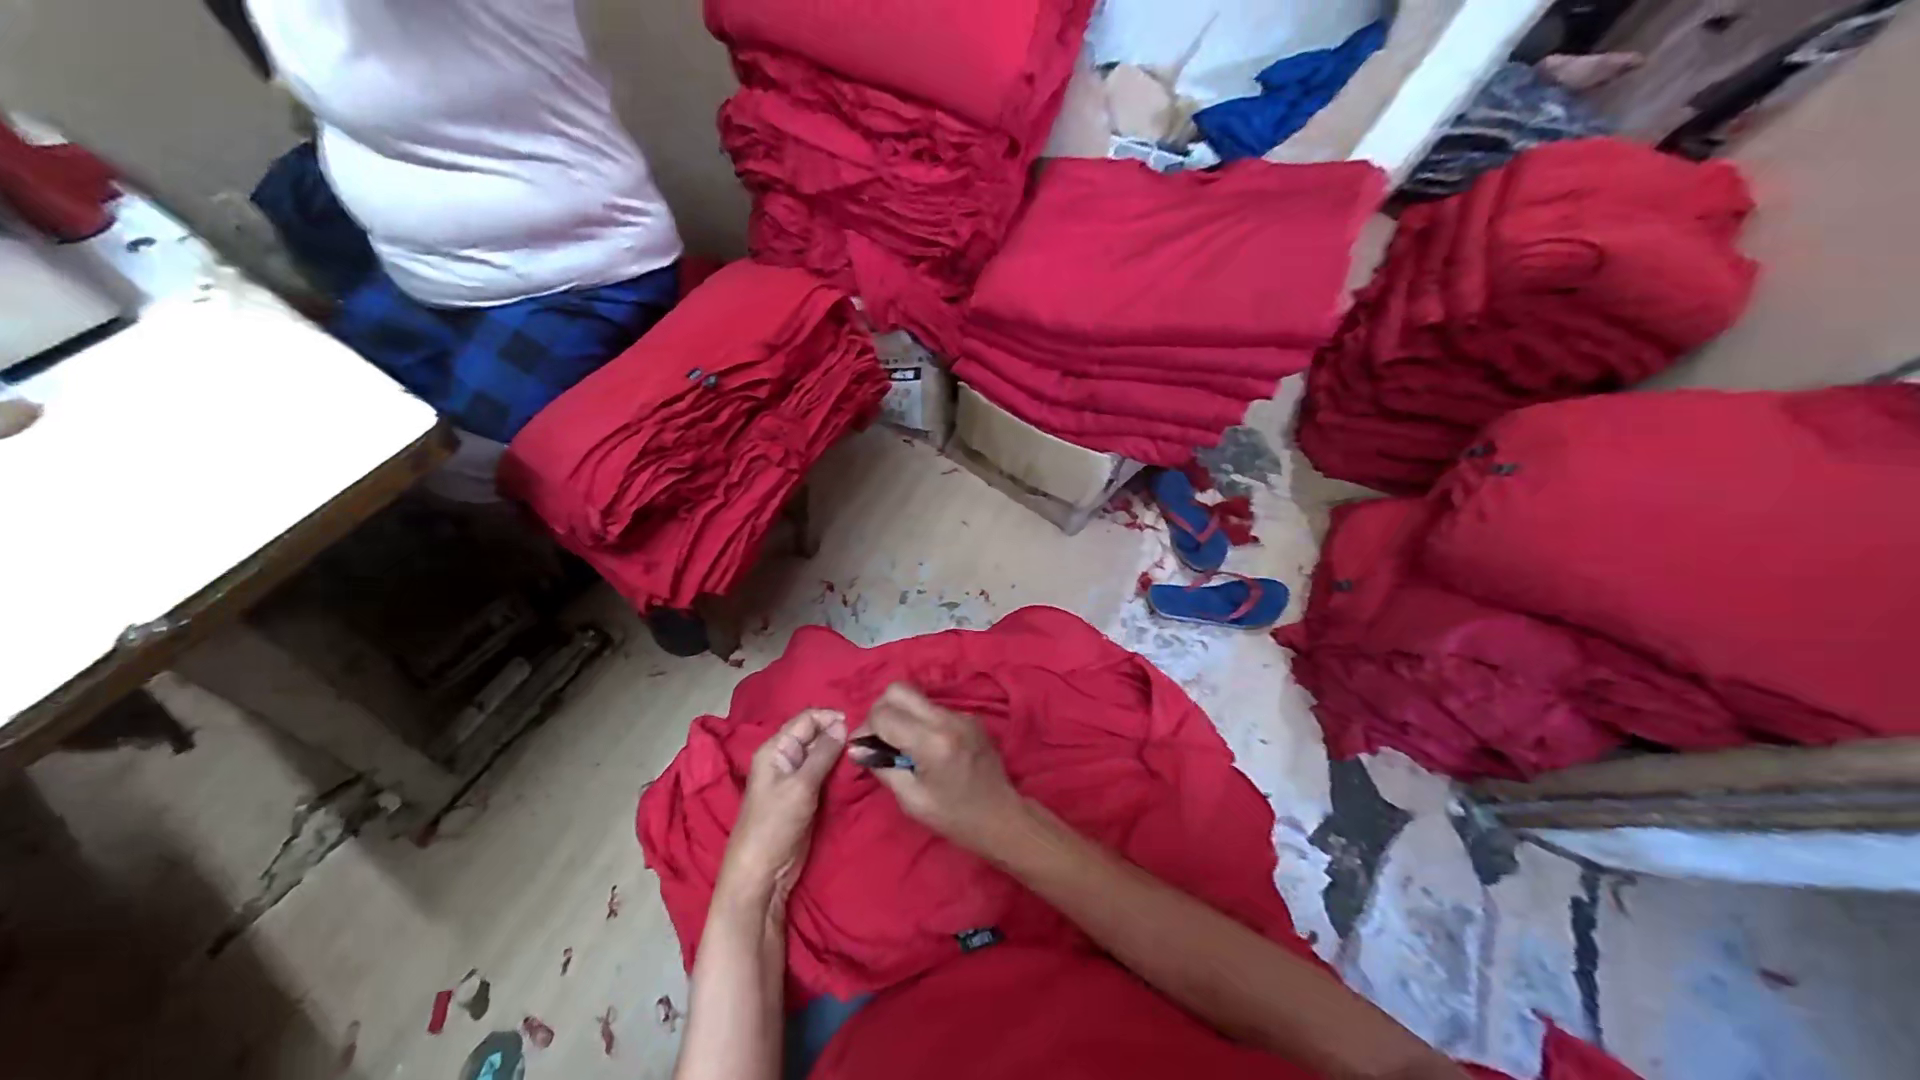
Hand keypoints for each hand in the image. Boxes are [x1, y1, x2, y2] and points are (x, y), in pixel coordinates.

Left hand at [720, 708, 846, 901]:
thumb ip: (823, 753)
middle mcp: (785, 758)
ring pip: (822, 754)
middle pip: (815, 734)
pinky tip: (856, 769)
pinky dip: (839, 769)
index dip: (831, 717)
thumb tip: (843, 724)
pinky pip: (825, 773)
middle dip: (839, 733)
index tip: (858, 725)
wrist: (762, 874)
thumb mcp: (801, 786)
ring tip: (865, 752)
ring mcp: (795, 778)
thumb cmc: (774, 825)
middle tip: (866, 740)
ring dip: (841, 752)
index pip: (806, 719)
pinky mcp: (806, 796)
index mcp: (775, 749)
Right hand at [851, 683, 1029, 854]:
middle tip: (879, 738)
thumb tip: (856, 746)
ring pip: (916, 697)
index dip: (866, 729)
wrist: (1002, 817)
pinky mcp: (970, 716)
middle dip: (881, 710)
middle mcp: (947, 719)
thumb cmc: (954, 817)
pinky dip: (919, 720)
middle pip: (898, 690)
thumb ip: (882, 767)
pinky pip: (933, 708)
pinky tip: (924, 746)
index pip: (884, 714)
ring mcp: (961, 714)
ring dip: (901, 714)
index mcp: (932, 742)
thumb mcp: (911, 800)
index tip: (864, 748)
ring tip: (901, 745)